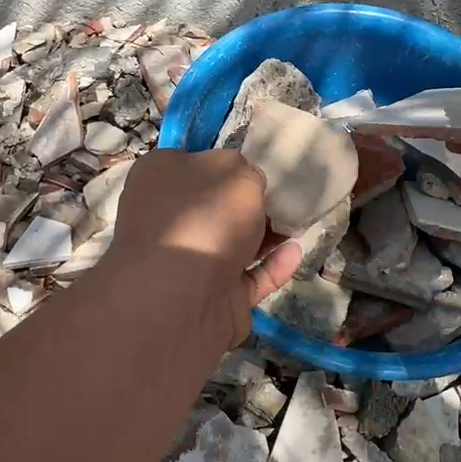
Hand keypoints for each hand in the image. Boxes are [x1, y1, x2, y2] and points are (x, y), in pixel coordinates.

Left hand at [107, 149, 303, 342]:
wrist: (179, 302)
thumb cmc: (203, 218)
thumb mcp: (236, 172)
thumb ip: (247, 172)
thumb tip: (246, 185)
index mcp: (159, 177)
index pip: (191, 160)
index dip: (226, 163)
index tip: (258, 165)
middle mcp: (168, 217)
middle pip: (215, 204)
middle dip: (250, 202)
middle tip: (287, 195)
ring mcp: (188, 261)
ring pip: (233, 243)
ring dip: (266, 234)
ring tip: (301, 222)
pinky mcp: (212, 297)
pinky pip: (247, 277)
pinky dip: (272, 266)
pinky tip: (294, 252)